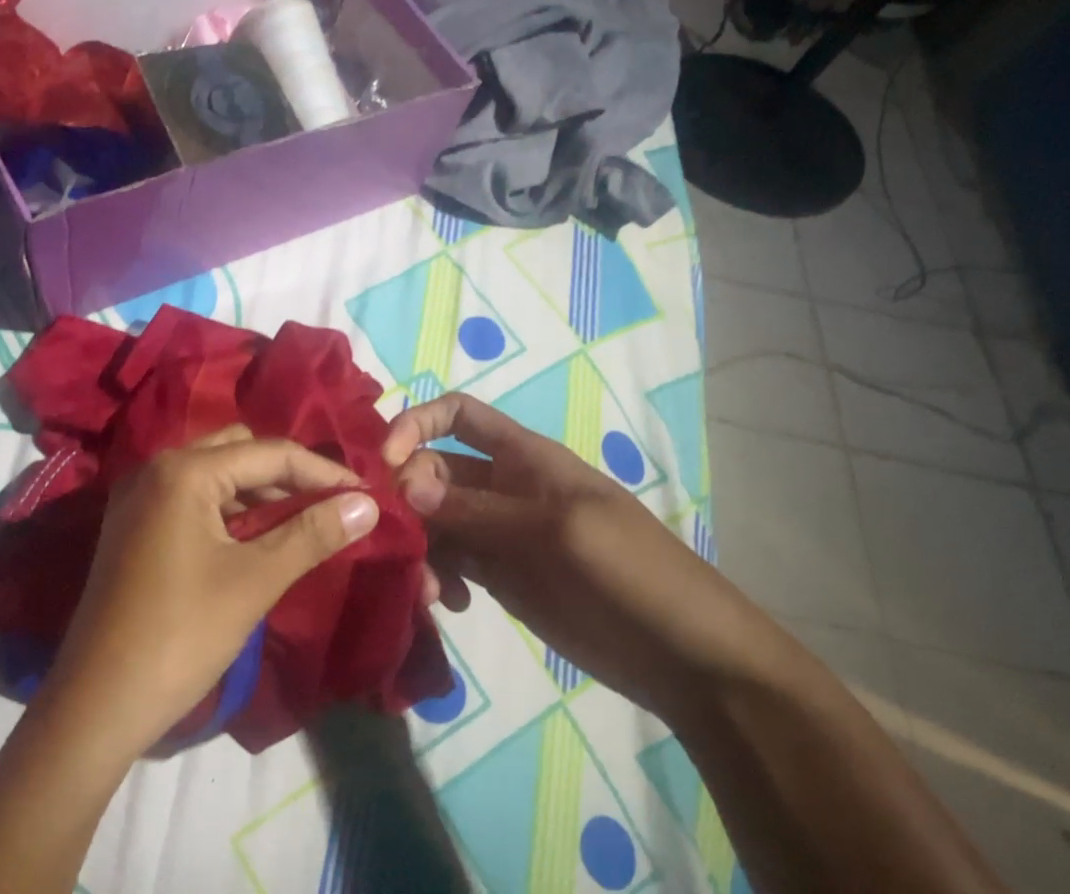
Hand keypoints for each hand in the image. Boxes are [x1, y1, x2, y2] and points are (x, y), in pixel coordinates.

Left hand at [42, 426, 379, 753]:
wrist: (100, 698)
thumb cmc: (183, 634)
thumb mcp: (255, 581)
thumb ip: (312, 534)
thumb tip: (367, 505)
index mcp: (183, 471)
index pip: (268, 452)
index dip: (322, 471)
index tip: (367, 495)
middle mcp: (155, 469)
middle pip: (236, 451)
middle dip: (287, 474)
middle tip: (333, 505)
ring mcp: (138, 497)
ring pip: (213, 474)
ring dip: (258, 492)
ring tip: (305, 523)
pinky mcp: (133, 526)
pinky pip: (190, 499)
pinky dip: (228, 509)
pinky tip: (256, 538)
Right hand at [383, 393, 789, 717]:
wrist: (685, 655)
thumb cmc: (632, 572)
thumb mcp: (556, 531)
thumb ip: (479, 510)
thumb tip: (404, 488)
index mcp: (524, 458)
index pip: (458, 415)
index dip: (416, 425)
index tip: (384, 463)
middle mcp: (503, 489)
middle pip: (432, 471)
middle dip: (407, 499)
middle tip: (395, 541)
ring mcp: (498, 535)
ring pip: (434, 522)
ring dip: (417, 547)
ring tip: (428, 590)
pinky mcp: (498, 578)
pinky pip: (448, 564)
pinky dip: (435, 577)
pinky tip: (449, 604)